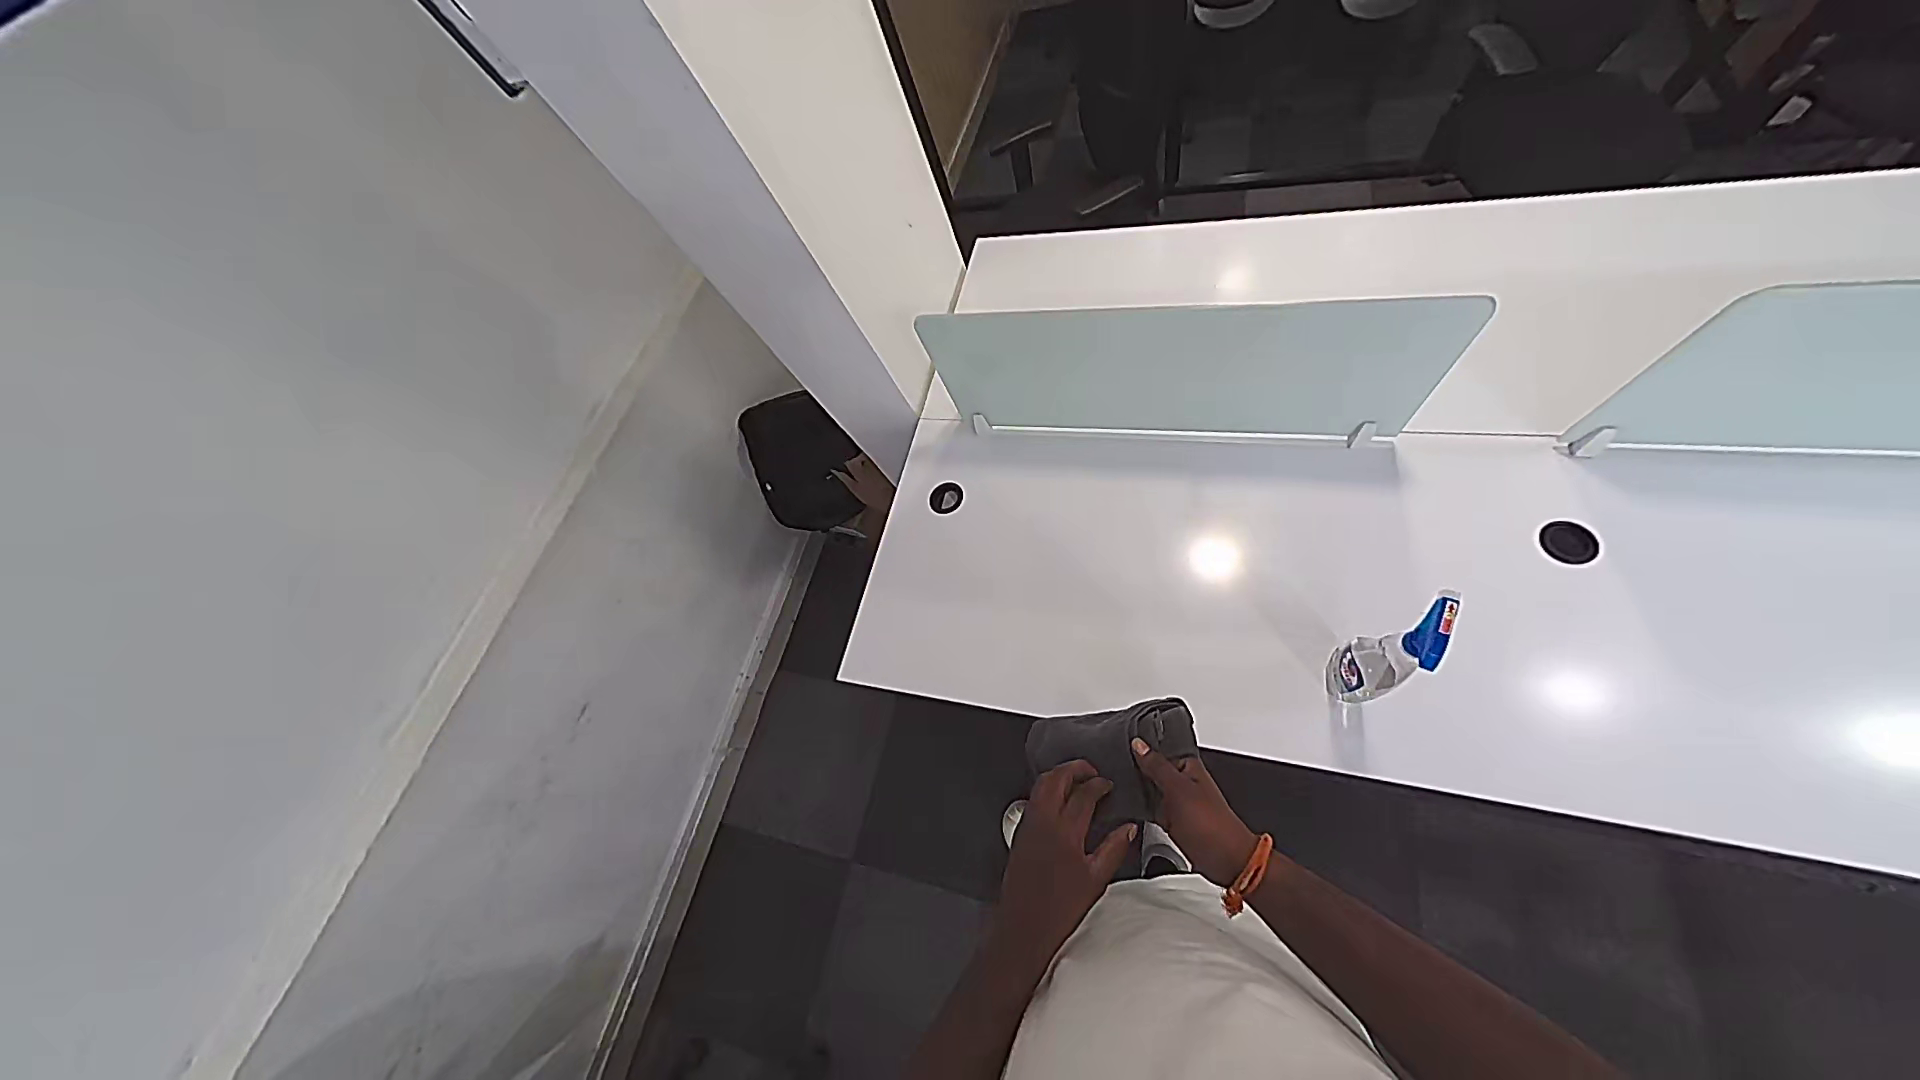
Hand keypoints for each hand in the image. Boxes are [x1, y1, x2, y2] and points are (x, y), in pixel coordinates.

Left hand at [993, 761, 1134, 966]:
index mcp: (1065, 831)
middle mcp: (1043, 822)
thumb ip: (1114, 848)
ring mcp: (1028, 825)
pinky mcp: (1020, 834)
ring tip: (1076, 781)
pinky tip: (1059, 803)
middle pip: (1056, 778)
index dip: (1099, 784)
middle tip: (1091, 771)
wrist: (1024, 929)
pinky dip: (1047, 791)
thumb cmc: (1059, 912)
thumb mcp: (1096, 881)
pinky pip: (1033, 800)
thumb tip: (1128, 829)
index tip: (1108, 784)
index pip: (1083, 793)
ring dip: (1059, 777)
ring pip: (1041, 785)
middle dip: (1074, 768)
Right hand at [1132, 739, 1258, 886]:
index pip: (1158, 750)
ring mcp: (1176, 802)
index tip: (1121, 747)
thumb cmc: (1212, 824)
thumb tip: (1139, 744)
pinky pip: (1150, 808)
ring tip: (1123, 788)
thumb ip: (1157, 766)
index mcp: (1187, 767)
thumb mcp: (1178, 788)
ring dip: (1138, 790)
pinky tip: (1131, 807)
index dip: (1141, 748)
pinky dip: (1141, 808)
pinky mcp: (1171, 820)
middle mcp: (1182, 782)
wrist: (1225, 862)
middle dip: (1137, 771)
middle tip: (1119, 770)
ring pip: (1149, 790)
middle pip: (1152, 770)